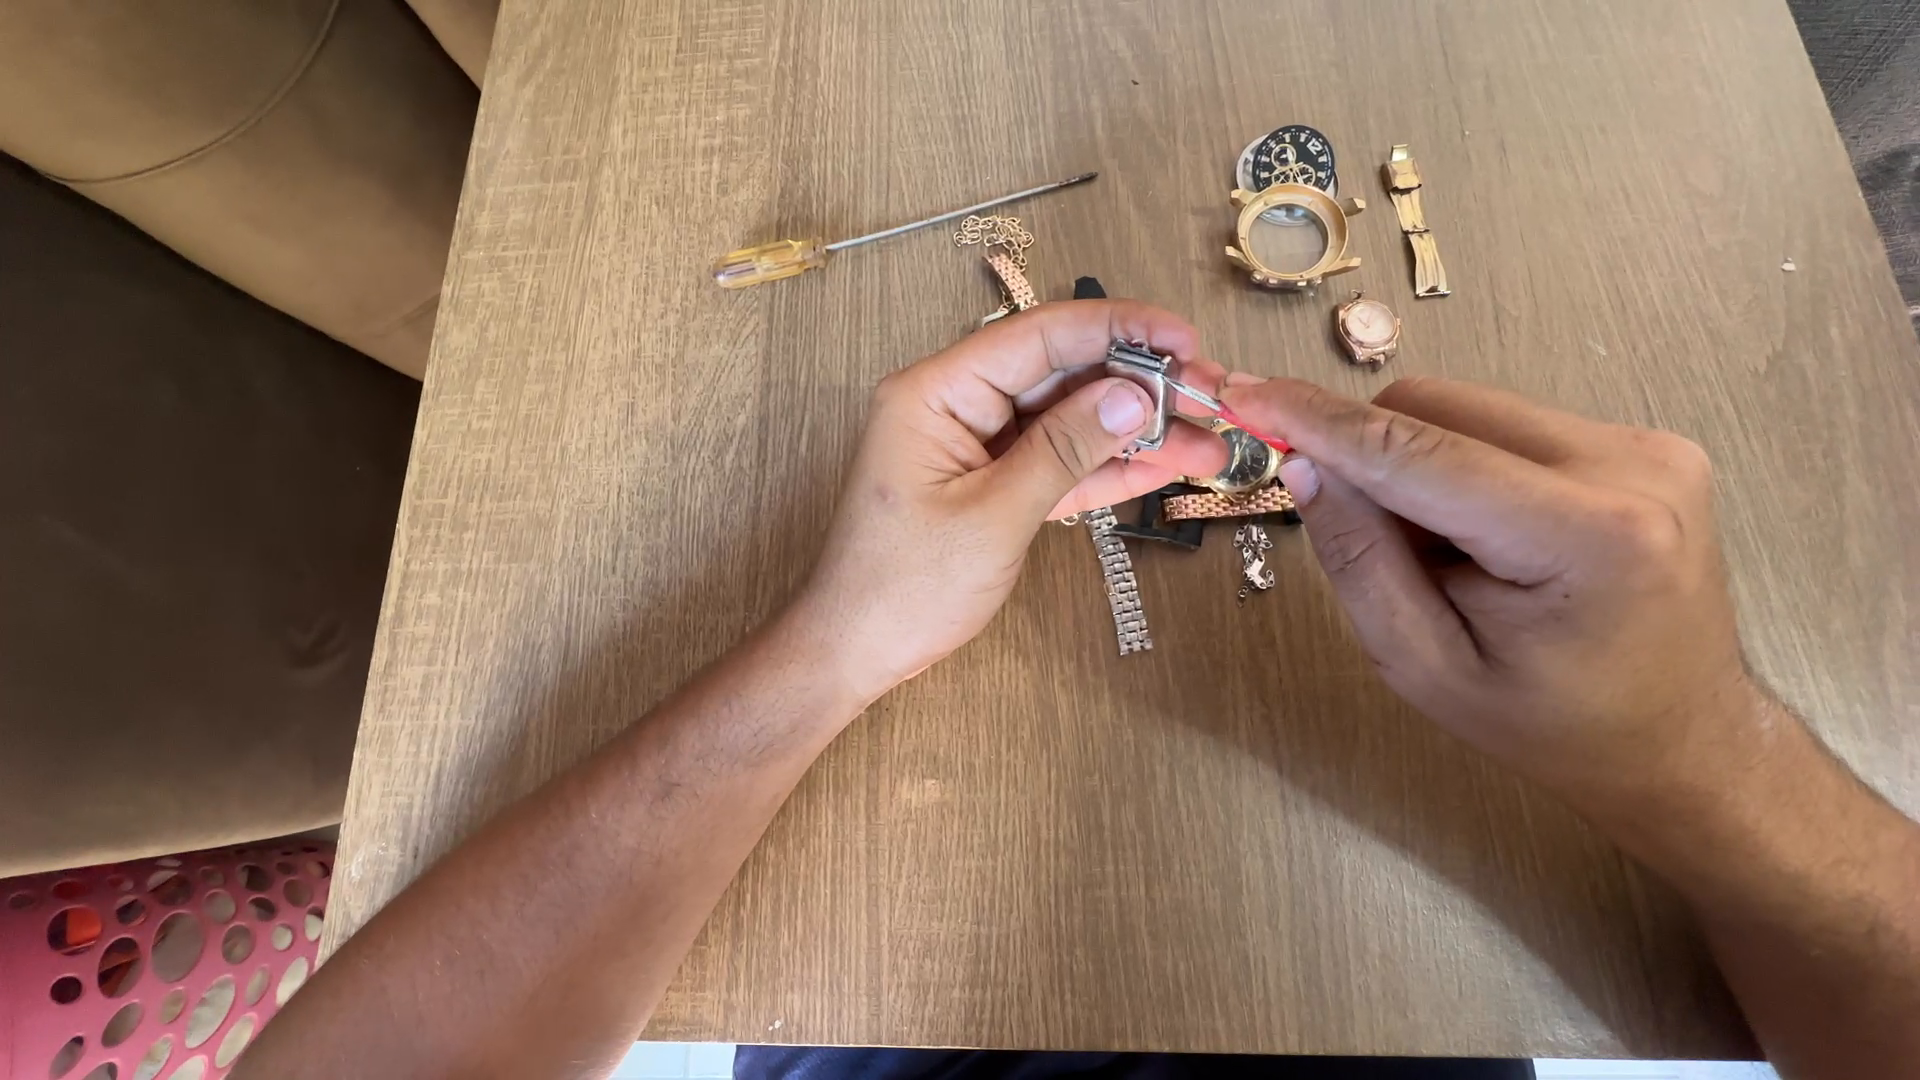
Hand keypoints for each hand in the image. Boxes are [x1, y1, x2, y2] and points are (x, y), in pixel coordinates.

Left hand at [796, 300, 1227, 703]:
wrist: (858, 649)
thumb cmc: (906, 586)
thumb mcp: (994, 514)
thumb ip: (1065, 449)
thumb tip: (1133, 394)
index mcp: (937, 390)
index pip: (1040, 336)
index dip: (1119, 329)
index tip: (1187, 338)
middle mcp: (957, 405)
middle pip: (1060, 375)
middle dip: (1138, 385)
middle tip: (1211, 397)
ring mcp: (977, 445)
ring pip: (1067, 422)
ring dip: (1133, 433)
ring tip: (1206, 441)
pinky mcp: (992, 483)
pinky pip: (1055, 464)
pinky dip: (1104, 469)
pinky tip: (1163, 465)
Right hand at [1219, 375, 1763, 808]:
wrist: (1676, 737)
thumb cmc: (1541, 721)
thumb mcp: (1419, 663)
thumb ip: (1357, 559)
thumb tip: (1304, 465)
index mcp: (1585, 536)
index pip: (1414, 451)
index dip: (1317, 419)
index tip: (1243, 393)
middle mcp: (1629, 463)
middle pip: (1435, 408)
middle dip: (1365, 453)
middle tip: (1361, 535)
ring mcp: (1643, 443)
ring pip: (1460, 408)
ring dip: (1407, 463)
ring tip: (1433, 551)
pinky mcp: (1635, 441)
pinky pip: (1494, 423)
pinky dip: (1449, 466)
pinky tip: (1471, 534)